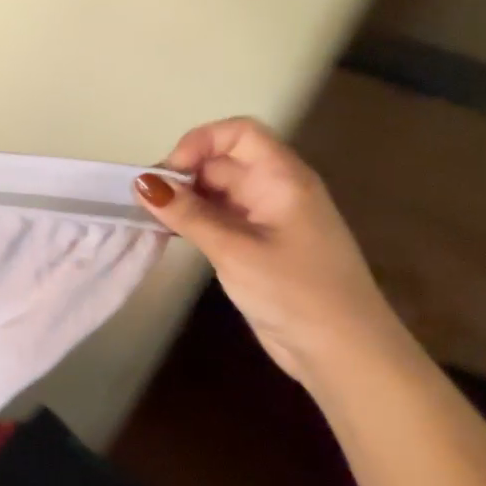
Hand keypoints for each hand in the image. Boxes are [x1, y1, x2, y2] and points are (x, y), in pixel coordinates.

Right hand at [133, 118, 408, 382]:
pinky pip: (219, 217)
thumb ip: (187, 214)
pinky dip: (192, 219)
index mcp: (283, 180)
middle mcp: (276, 191)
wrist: (343, 351)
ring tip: (152, 221)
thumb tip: (142, 182)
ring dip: (183, 199)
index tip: (167, 175)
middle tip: (147, 205)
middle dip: (182, 175)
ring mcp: (268, 219)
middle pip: (222, 161)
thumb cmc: (295, 292)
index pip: (238, 133)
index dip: (199, 142)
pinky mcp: (258, 244)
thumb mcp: (234, 250)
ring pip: (216, 190)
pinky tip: (169, 235)